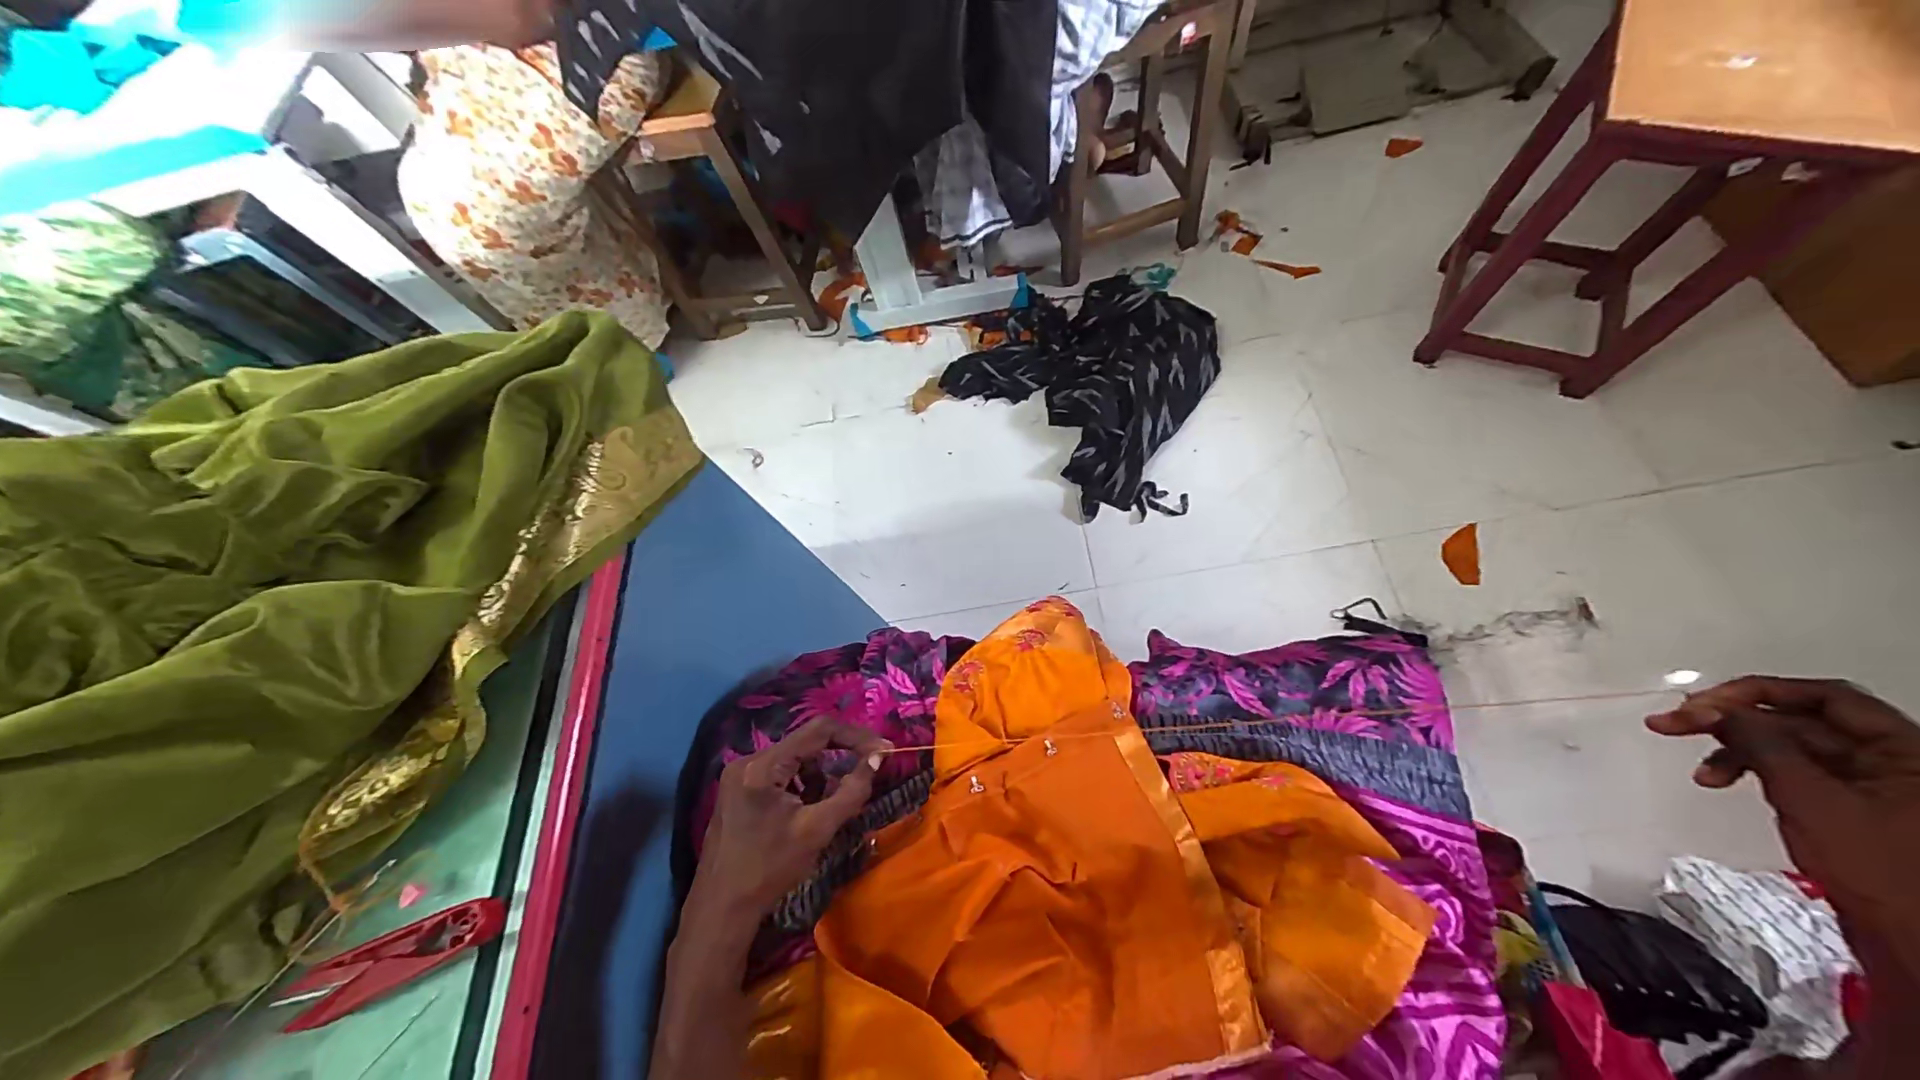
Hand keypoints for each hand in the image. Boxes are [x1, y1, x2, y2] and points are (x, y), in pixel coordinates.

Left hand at [692, 717, 891, 918]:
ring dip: (818, 774)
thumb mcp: (818, 830)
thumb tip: (877, 759)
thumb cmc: (770, 870)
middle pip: (805, 743)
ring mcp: (739, 774)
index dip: (855, 737)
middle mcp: (748, 760)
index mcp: (763, 766)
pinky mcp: (737, 788)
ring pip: (794, 758)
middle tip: (867, 770)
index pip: (819, 731)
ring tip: (829, 804)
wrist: (721, 908)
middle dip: (839, 756)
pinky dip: (800, 784)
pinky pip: (779, 772)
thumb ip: (851, 791)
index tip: (883, 750)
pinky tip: (805, 810)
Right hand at [1646, 677, 1919, 986]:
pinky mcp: (1852, 807)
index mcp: (1905, 752)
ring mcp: (1874, 786)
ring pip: (1792, 747)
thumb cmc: (1880, 872)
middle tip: (1673, 724)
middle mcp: (1894, 761)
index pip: (1824, 697)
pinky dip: (1755, 771)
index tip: (1700, 704)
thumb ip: (1765, 747)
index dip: (1757, 693)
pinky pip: (1797, 772)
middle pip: (1801, 721)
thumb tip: (1721, 711)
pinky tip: (1724, 781)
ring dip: (1736, 749)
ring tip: (1700, 770)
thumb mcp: (1812, 800)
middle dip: (1734, 722)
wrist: (1915, 944)